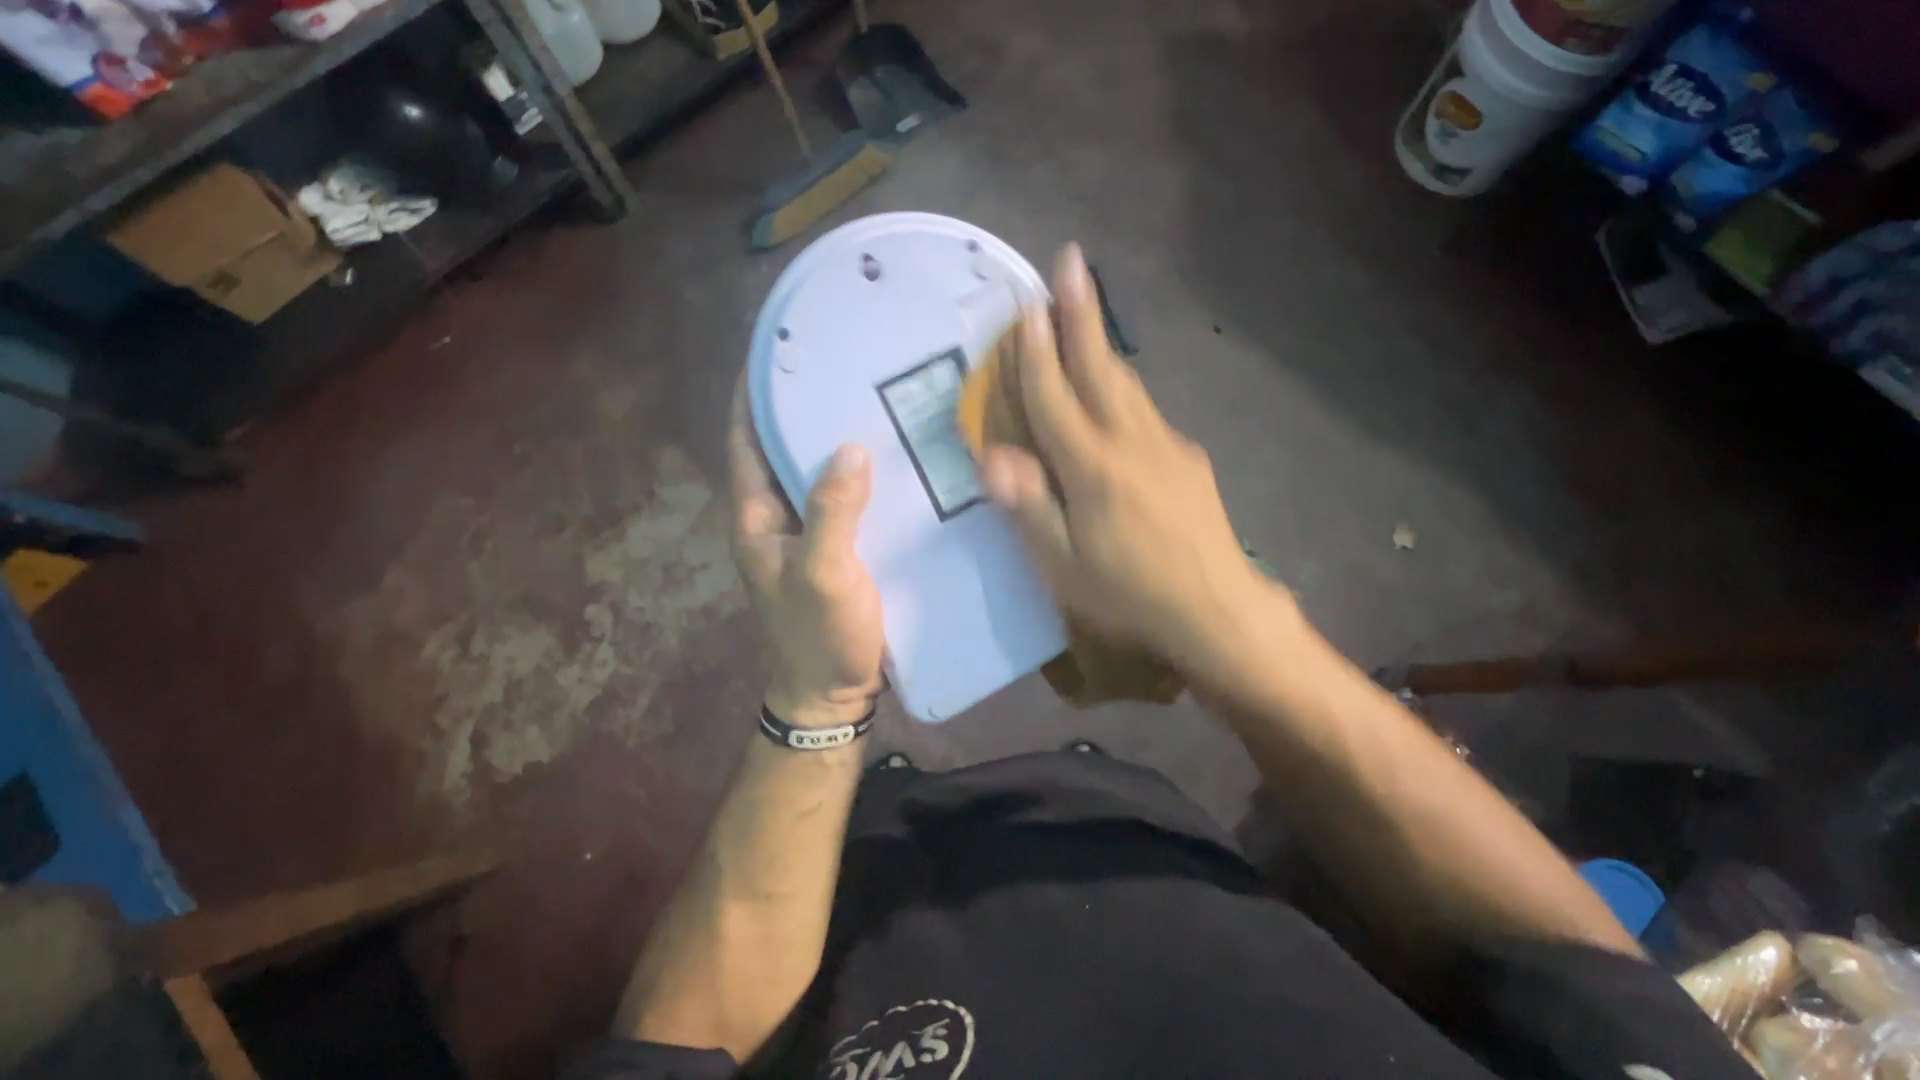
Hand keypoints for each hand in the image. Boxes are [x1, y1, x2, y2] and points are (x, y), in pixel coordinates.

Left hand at [728, 377, 884, 726]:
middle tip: (845, 362)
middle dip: (804, 406)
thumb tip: (850, 447)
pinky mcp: (838, 549)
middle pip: (783, 448)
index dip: (754, 393)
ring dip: (836, 438)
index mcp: (756, 516)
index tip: (778, 349)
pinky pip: (847, 498)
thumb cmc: (817, 637)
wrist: (831, 697)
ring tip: (876, 396)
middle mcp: (776, 517)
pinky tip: (898, 456)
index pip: (745, 439)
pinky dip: (863, 475)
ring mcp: (807, 534)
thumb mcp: (823, 574)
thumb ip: (832, 512)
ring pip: (817, 471)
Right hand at [979, 245, 1300, 686]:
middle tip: (1070, 260)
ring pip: (1127, 383)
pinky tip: (1116, 397)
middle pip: (1099, 366)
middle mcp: (1130, 441)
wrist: (1217, 609)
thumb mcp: (1065, 566)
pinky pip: (1146, 410)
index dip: (1035, 352)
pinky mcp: (1189, 459)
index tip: (1026, 306)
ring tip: (1085, 311)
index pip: (1054, 396)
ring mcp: (1166, 445)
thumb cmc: (1129, 594)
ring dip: (1102, 343)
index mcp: (1091, 467)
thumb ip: (1030, 506)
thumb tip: (992, 456)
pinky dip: (1122, 388)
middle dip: (1081, 311)